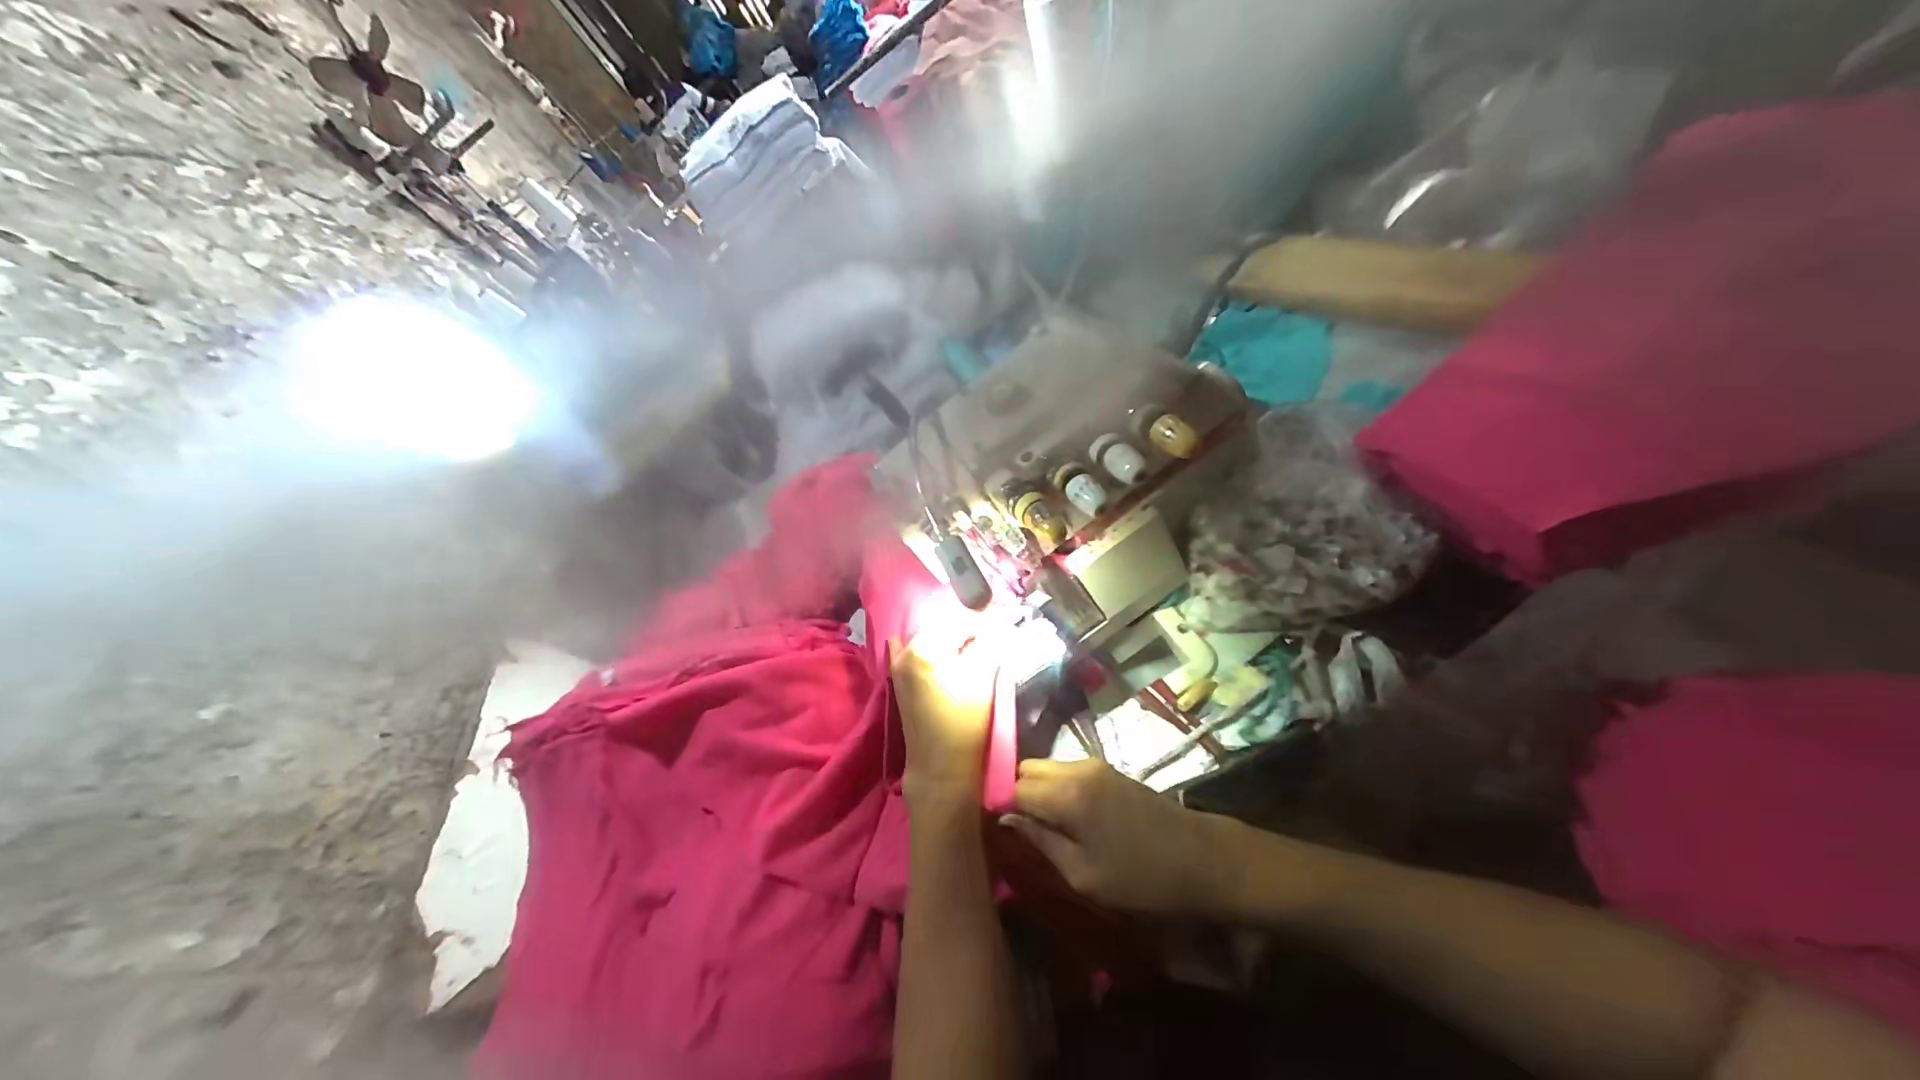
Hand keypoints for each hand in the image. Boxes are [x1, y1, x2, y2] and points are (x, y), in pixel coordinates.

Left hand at [890, 627, 998, 805]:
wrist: (939, 769)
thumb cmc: (965, 728)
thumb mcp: (985, 683)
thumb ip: (989, 648)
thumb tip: (997, 627)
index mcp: (925, 650)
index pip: (961, 622)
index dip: (985, 624)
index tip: (1004, 627)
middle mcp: (906, 652)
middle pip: (942, 627)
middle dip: (966, 630)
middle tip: (991, 636)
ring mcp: (898, 666)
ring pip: (929, 638)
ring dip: (950, 638)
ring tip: (974, 647)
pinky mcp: (899, 680)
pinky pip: (914, 651)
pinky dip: (931, 648)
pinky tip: (947, 654)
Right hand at [1003, 759, 1241, 915]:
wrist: (1205, 860)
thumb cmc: (1142, 878)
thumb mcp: (1084, 874)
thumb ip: (1040, 841)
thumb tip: (1005, 819)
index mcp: (1067, 794)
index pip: (1012, 787)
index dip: (1001, 808)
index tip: (998, 833)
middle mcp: (1076, 768)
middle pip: (1026, 769)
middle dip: (1017, 794)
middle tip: (1023, 831)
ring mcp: (1095, 765)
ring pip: (1046, 767)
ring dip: (1038, 791)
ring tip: (1045, 827)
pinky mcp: (1109, 769)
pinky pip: (1066, 771)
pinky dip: (1057, 788)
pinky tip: (1068, 818)